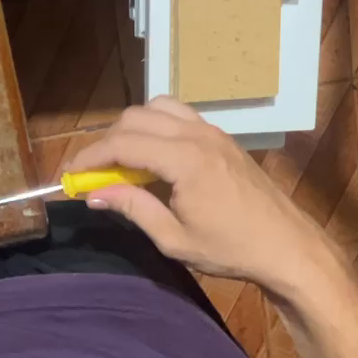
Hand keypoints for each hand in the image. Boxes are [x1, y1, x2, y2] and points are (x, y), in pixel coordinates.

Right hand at [64, 97, 351, 304]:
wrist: (288, 247)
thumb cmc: (231, 249)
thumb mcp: (174, 239)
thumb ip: (133, 208)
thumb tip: (94, 195)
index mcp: (186, 161)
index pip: (123, 144)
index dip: (90, 157)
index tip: (69, 175)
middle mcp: (198, 135)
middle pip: (135, 118)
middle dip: (106, 142)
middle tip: (93, 173)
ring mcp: (212, 132)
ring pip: (156, 108)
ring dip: (131, 128)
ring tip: (121, 160)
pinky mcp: (221, 137)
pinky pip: (178, 115)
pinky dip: (155, 126)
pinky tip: (152, 155)